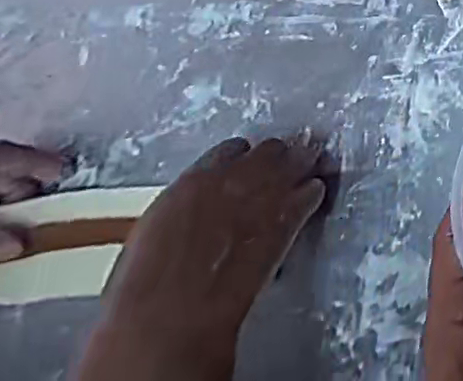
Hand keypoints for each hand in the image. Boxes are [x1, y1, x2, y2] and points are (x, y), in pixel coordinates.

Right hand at [76, 136, 326, 380]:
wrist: (172, 314)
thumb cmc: (147, 286)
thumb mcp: (156, 230)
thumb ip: (187, 206)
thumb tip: (201, 209)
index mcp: (197, 178)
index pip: (232, 149)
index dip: (241, 160)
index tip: (244, 170)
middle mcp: (239, 175)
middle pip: (272, 148)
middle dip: (275, 160)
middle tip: (277, 174)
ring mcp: (270, 190)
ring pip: (301, 157)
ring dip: (301, 168)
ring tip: (300, 180)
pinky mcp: (292, 212)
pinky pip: (315, 189)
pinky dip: (313, 196)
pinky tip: (307, 207)